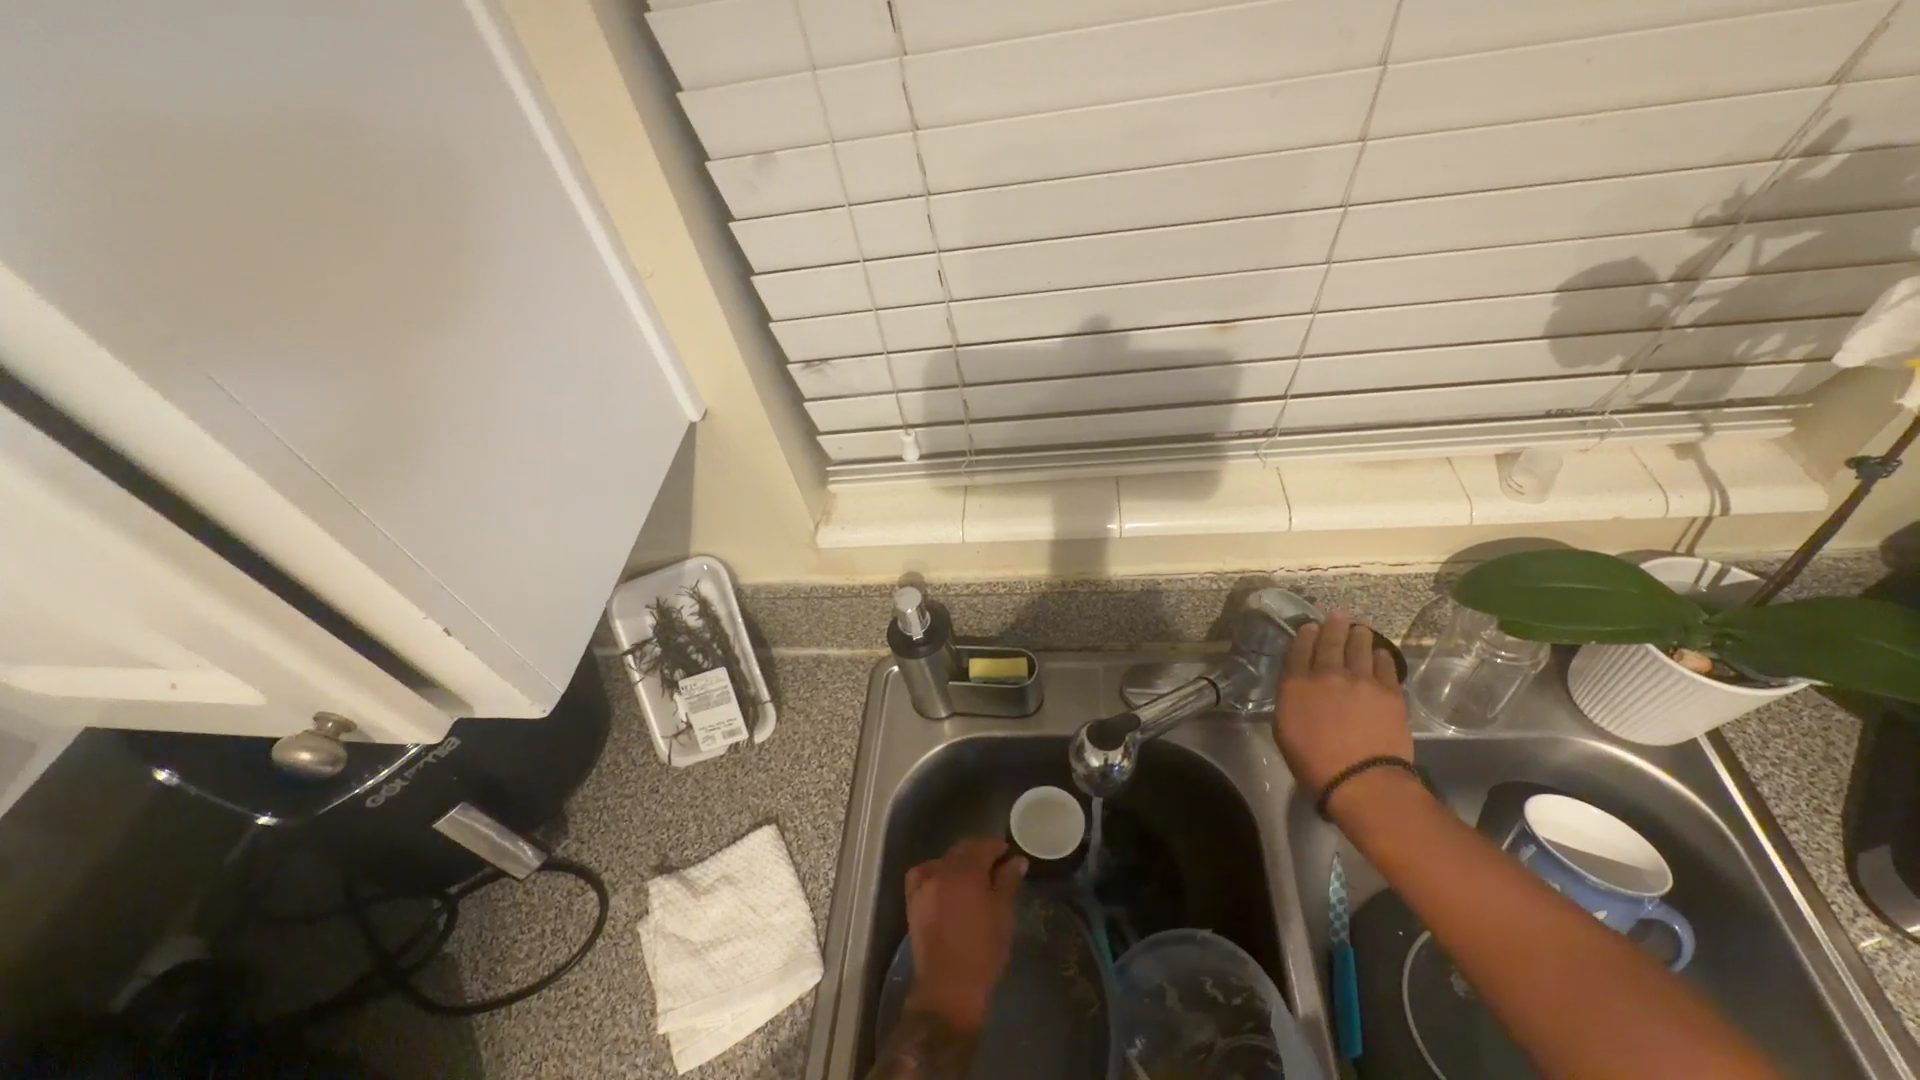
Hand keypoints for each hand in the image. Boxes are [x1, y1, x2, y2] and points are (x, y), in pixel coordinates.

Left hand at [902, 837, 1026, 1032]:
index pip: (982, 845)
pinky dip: (935, 873)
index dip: (997, 846)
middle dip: (979, 853)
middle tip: (996, 866)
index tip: (1009, 854)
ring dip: (959, 864)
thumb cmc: (984, 951)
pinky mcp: (912, 902)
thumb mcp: (1003, 914)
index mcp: (966, 871)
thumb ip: (1008, 881)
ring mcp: (923, 886)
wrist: (949, 987)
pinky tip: (944, 884)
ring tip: (973, 879)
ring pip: (943, 862)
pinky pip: (923, 875)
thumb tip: (1016, 860)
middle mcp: (941, 871)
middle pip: (961, 850)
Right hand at [1273, 614, 1415, 805]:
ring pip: (1359, 647)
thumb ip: (1290, 703)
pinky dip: (1381, 656)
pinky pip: (1385, 665)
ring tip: (1359, 629)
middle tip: (1337, 615)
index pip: (1298, 651)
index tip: (1310, 628)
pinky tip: (1380, 653)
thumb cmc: (1314, 764)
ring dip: (1358, 635)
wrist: (1361, 780)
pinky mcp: (1389, 691)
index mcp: (1296, 686)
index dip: (1304, 636)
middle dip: (1332, 626)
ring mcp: (1361, 680)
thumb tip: (1299, 691)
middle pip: (1330, 642)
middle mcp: (1327, 675)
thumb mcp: (1285, 732)